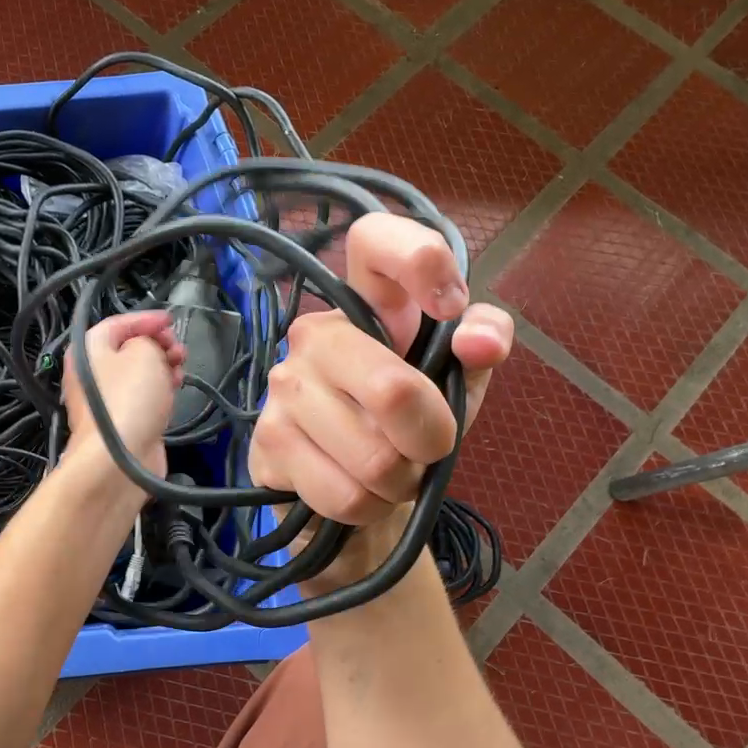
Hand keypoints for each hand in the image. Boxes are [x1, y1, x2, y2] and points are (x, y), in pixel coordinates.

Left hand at [61, 310, 185, 478]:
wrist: (120, 459)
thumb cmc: (128, 399)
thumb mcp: (143, 352)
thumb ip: (148, 339)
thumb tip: (149, 347)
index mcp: (88, 350)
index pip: (118, 323)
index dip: (147, 319)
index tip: (170, 322)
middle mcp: (92, 373)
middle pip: (128, 348)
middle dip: (158, 344)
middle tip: (177, 349)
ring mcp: (106, 399)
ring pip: (138, 373)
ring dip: (163, 367)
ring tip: (179, 369)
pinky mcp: (122, 420)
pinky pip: (142, 397)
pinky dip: (159, 390)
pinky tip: (174, 390)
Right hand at [247, 213, 513, 585]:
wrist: (351, 489)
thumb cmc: (410, 423)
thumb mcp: (460, 381)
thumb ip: (483, 345)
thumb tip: (478, 340)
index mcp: (365, 303)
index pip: (372, 240)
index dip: (419, 260)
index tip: (446, 307)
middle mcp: (313, 334)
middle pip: (392, 391)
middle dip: (430, 439)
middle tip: (425, 446)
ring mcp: (281, 388)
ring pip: (372, 457)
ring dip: (398, 481)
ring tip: (385, 471)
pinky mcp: (264, 442)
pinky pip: (343, 493)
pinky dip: (367, 507)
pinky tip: (354, 489)